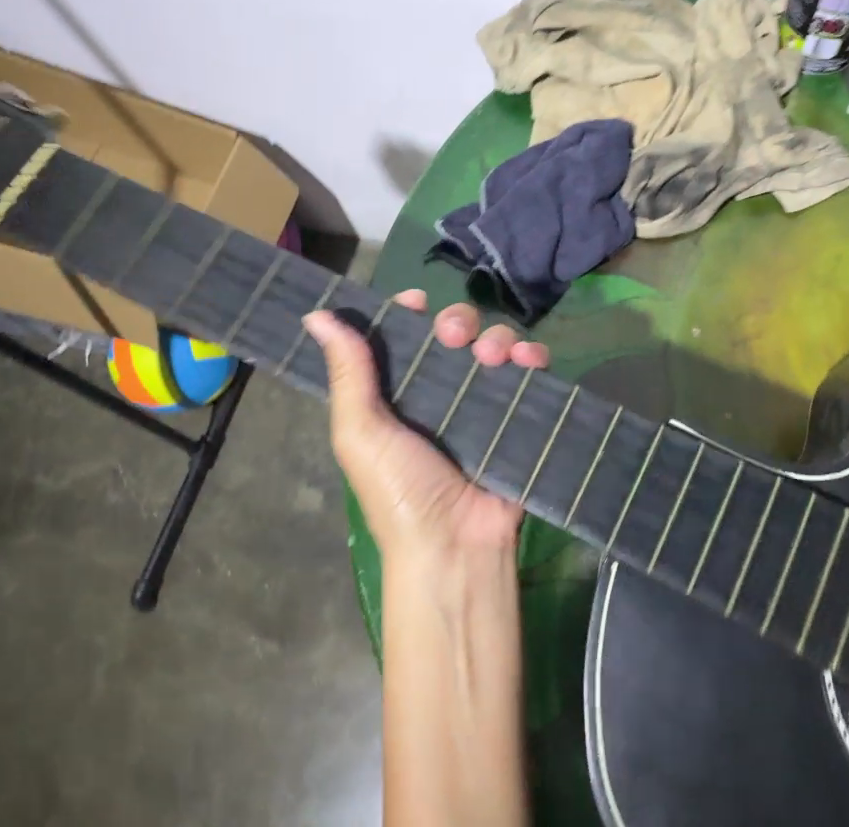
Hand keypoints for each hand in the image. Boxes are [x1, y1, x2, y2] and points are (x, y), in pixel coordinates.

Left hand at [303, 290, 549, 563]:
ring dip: (495, 336)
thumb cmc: (399, 490)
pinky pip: (530, 372)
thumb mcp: (361, 432)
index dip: (409, 312)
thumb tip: (315, 314)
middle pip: (453, 332)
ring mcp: (482, 403)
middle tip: (456, 337)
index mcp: (396, 394)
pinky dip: (532, 356)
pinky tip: (528, 360)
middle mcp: (440, 393)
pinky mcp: (519, 417)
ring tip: (493, 356)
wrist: (455, 546)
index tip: (416, 302)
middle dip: (456, 321)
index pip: (404, 336)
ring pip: (493, 344)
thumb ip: (346, 372)